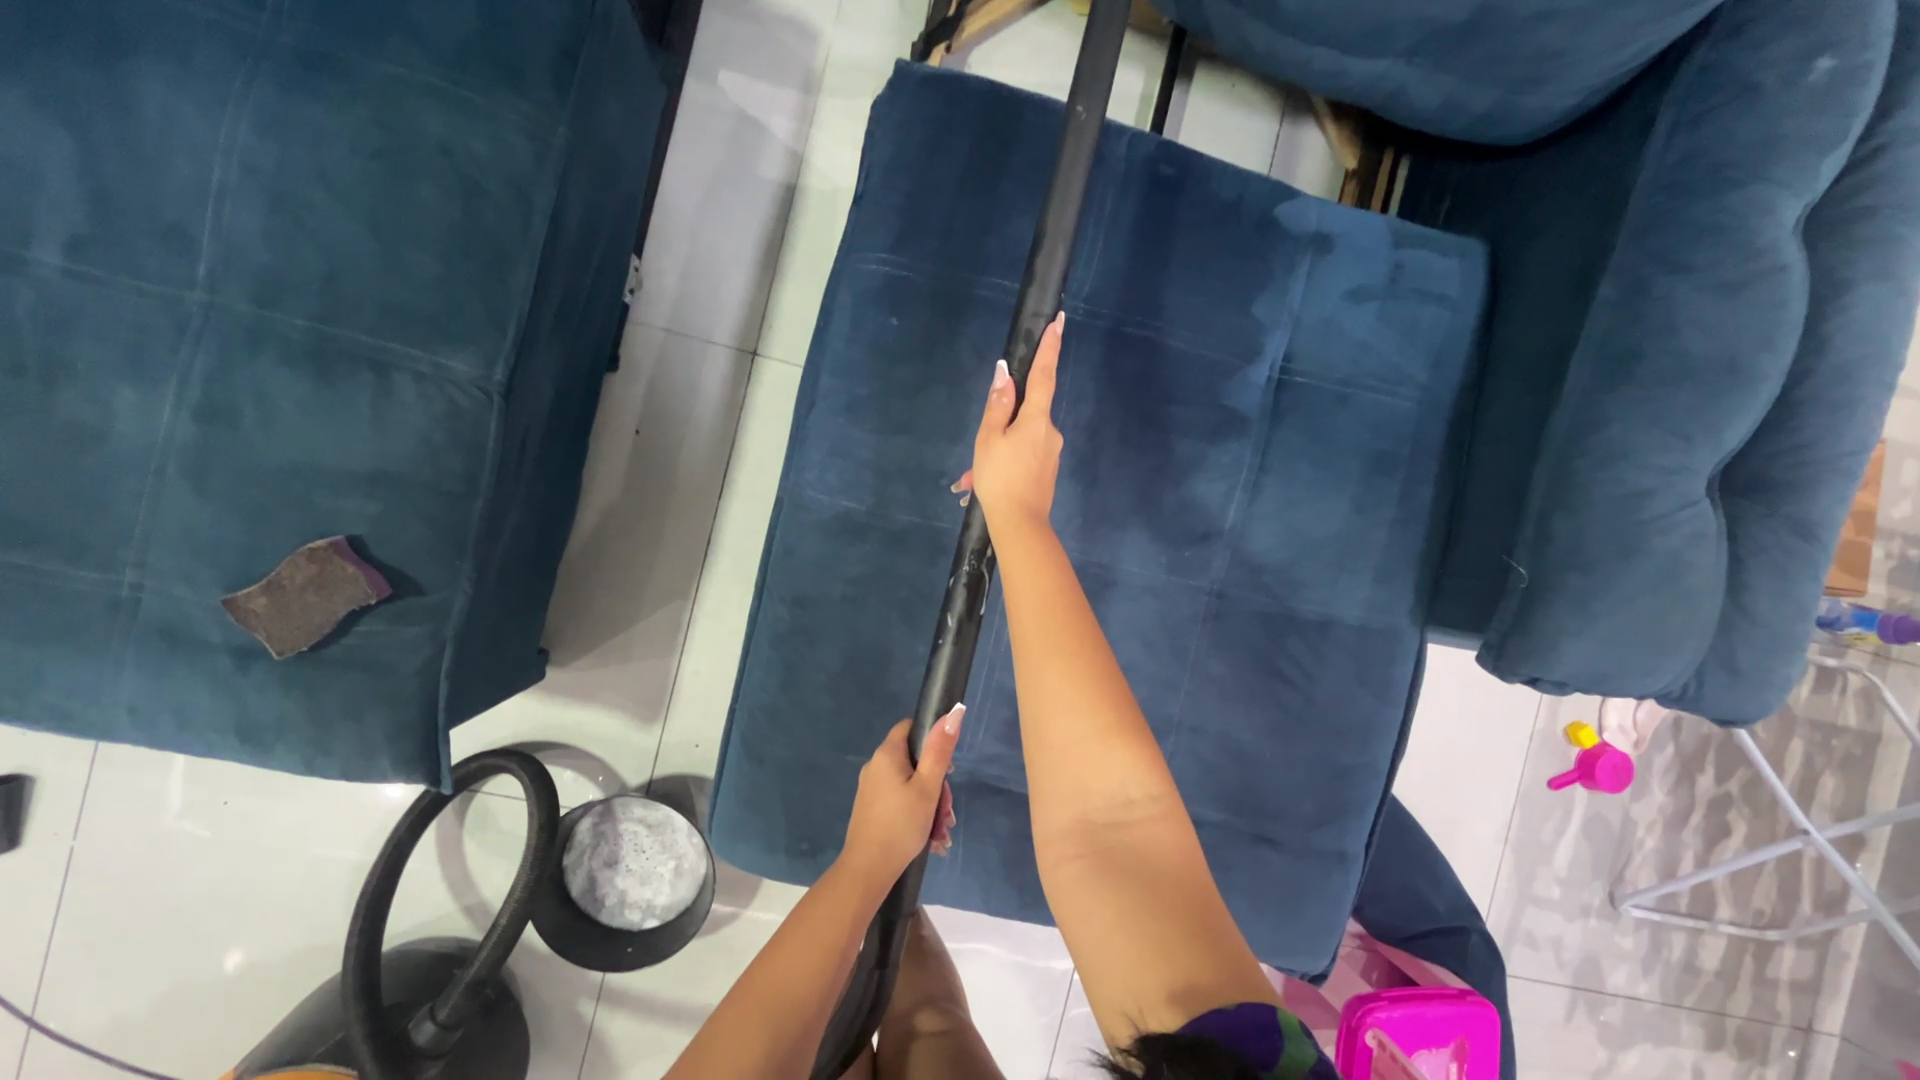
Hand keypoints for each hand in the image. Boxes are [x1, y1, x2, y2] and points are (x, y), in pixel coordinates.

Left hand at [841, 706, 964, 880]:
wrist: (868, 869)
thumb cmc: (901, 825)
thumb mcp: (928, 787)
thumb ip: (940, 750)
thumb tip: (954, 712)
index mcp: (887, 755)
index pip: (911, 728)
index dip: (933, 740)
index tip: (947, 766)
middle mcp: (876, 767)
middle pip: (915, 762)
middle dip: (938, 785)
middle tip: (947, 811)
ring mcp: (873, 789)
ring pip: (911, 786)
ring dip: (931, 806)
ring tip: (941, 832)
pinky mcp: (873, 809)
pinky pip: (902, 802)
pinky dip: (918, 816)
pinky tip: (931, 839)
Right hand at [955, 312, 1064, 533]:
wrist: (1020, 524)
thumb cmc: (1000, 478)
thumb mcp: (989, 438)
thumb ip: (997, 405)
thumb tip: (1004, 374)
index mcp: (1036, 418)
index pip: (1044, 374)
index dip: (1050, 347)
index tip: (1059, 322)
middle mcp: (1050, 431)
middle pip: (1026, 412)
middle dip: (1002, 425)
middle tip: (981, 452)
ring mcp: (1051, 452)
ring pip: (1020, 439)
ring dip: (997, 450)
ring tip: (974, 478)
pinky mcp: (1048, 470)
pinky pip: (1022, 457)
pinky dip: (1004, 464)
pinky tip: (983, 486)